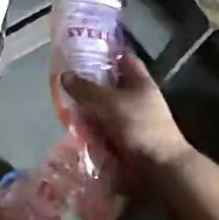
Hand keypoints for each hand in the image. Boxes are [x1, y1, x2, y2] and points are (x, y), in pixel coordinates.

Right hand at [60, 52, 194, 189]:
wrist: (158, 169)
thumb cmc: (140, 126)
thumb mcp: (111, 102)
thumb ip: (86, 89)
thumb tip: (65, 75)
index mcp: (139, 82)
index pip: (123, 59)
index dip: (105, 53)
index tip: (83, 50)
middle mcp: (134, 99)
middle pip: (108, 86)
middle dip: (87, 85)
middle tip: (63, 81)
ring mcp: (127, 122)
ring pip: (101, 110)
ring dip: (84, 110)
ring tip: (60, 105)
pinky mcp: (120, 143)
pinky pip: (99, 132)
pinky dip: (87, 131)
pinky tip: (69, 129)